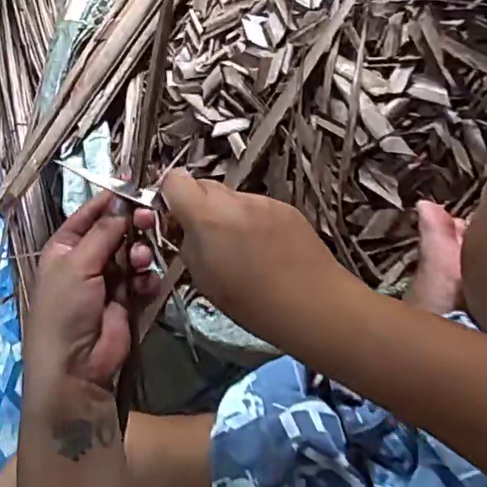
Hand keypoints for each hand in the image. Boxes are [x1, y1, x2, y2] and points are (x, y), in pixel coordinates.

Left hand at [26, 192, 157, 390]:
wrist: (76, 368)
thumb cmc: (66, 308)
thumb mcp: (78, 263)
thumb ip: (103, 231)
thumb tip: (121, 201)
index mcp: (64, 248)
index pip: (88, 215)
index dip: (108, 201)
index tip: (133, 185)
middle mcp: (85, 261)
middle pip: (114, 233)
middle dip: (131, 226)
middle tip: (148, 217)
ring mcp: (107, 282)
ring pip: (131, 255)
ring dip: (139, 254)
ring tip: (141, 261)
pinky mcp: (127, 302)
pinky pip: (142, 280)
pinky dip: (146, 279)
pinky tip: (146, 283)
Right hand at [159, 169, 352, 344]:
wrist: (316, 306)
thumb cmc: (252, 302)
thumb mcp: (202, 278)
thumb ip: (188, 243)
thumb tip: (185, 229)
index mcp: (206, 215)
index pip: (174, 179)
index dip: (170, 195)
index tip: (174, 218)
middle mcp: (233, 199)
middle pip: (203, 185)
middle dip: (199, 206)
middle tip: (207, 238)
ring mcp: (262, 200)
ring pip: (231, 197)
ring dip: (227, 215)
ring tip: (241, 250)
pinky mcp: (286, 207)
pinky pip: (256, 206)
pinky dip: (253, 221)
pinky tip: (266, 250)